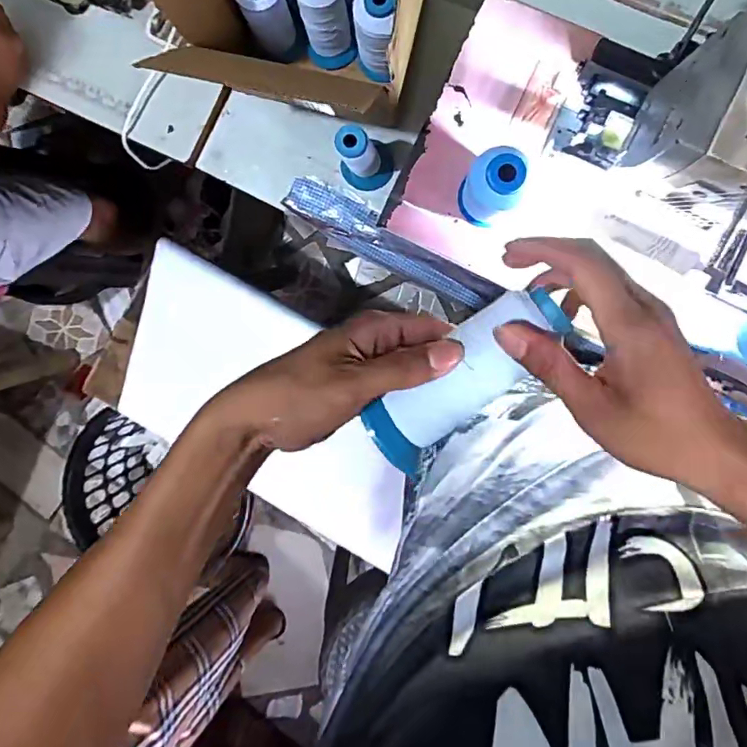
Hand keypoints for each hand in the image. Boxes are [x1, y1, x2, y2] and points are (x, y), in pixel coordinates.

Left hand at [199, 311, 463, 452]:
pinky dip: (411, 392)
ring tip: (469, 398)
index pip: (426, 326)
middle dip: (448, 360)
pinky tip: (431, 409)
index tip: (492, 360)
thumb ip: (404, 368)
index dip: (457, 338)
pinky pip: (393, 383)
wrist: (254, 421)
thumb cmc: (302, 396)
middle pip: (419, 344)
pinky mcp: (356, 386)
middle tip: (486, 386)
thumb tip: (454, 349)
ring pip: (407, 365)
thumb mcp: (357, 383)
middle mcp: (370, 340)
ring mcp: (362, 364)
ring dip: (431, 378)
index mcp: (370, 328)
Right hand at [493, 237, 746, 493]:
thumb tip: (505, 330)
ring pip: (603, 270)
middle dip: (547, 253)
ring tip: (532, 299)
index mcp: (629, 324)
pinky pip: (612, 288)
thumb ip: (548, 363)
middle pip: (592, 256)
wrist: (717, 451)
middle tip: (510, 264)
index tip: (507, 255)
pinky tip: (566, 319)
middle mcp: (645, 307)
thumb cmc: (655, 435)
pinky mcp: (655, 323)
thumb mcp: (591, 407)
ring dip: (562, 272)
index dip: (542, 250)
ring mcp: (654, 312)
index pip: (583, 263)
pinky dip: (580, 289)